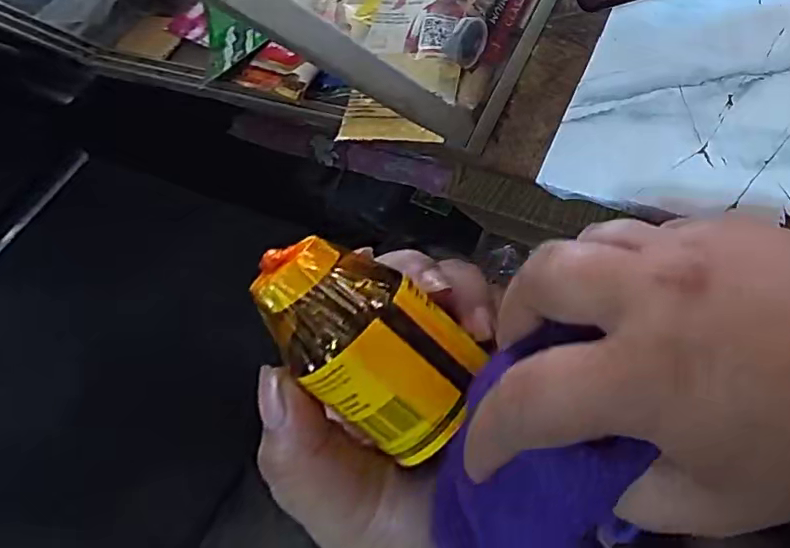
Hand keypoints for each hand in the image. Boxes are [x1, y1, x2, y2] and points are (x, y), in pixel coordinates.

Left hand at [257, 251, 497, 547]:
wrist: (491, 539)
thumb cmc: (409, 527)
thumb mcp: (341, 506)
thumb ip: (298, 459)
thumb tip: (275, 375)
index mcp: (366, 375)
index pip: (351, 307)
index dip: (355, 278)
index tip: (364, 268)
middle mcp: (416, 348)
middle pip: (408, 281)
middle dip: (415, 272)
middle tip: (430, 292)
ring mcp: (466, 343)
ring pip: (461, 283)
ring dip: (464, 287)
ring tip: (474, 324)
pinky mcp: (514, 343)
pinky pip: (513, 303)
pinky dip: (507, 301)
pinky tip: (500, 332)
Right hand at [463, 217, 789, 536]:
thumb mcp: (716, 503)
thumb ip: (637, 493)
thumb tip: (598, 472)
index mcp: (642, 370)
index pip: (525, 399)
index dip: (488, 435)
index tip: (486, 454)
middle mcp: (649, 290)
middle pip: (544, 274)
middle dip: (517, 316)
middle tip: (533, 354)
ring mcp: (684, 245)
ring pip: (591, 236)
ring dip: (571, 277)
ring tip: (591, 315)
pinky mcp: (716, 222)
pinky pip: (646, 230)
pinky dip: (626, 260)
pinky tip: (657, 291)